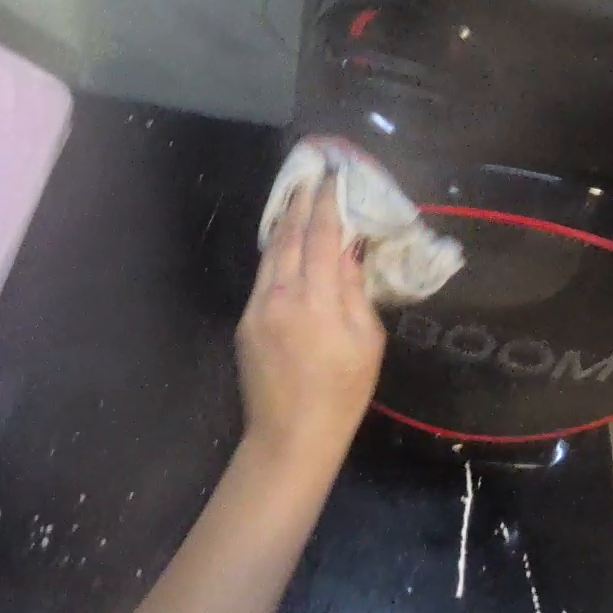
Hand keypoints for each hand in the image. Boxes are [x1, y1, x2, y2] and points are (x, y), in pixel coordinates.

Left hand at [236, 179, 386, 471]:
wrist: (289, 436)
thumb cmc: (342, 394)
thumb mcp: (367, 342)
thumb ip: (354, 289)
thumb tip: (347, 249)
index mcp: (315, 300)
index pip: (321, 236)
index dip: (327, 204)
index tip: (332, 177)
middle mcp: (280, 295)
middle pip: (290, 236)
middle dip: (301, 203)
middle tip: (311, 175)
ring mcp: (257, 306)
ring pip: (272, 253)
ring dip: (285, 222)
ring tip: (297, 198)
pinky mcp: (245, 320)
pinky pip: (264, 276)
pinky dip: (276, 252)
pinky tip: (285, 242)